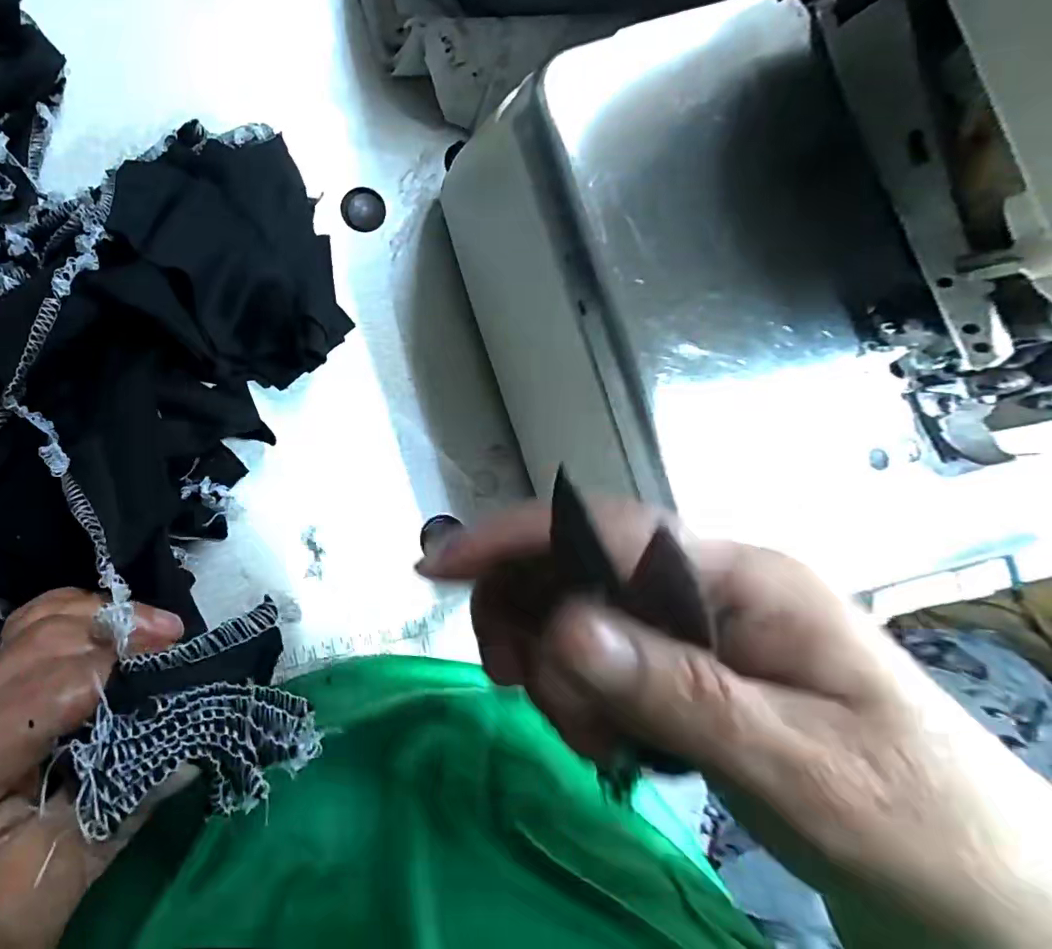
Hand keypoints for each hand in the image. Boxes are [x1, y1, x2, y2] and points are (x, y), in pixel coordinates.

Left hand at [0, 589, 185, 948]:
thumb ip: (113, 805)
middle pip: (29, 647)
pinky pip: (14, 645)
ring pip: (22, 631)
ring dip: (87, 618)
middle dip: (104, 628)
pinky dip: (63, 628)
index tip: (170, 651)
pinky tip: (100, 627)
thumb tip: (176, 736)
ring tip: (145, 623)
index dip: (106, 665)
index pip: (37, 694)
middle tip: (170, 631)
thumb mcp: (51, 883)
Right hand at [421, 500, 1051, 948]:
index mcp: (742, 577)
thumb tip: (562, 629)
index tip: (436, 568)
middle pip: (563, 568)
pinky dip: (565, 690)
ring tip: (586, 735)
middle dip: (525, 624)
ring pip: (559, 611)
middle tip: (519, 688)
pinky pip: (578, 652)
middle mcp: (700, 581)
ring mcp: (682, 620)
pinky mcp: (669, 658)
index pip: (600, 527)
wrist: (989, 899)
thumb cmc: (921, 827)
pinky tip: (596, 733)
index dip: (509, 537)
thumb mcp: (804, 770)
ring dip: (547, 669)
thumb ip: (682, 693)